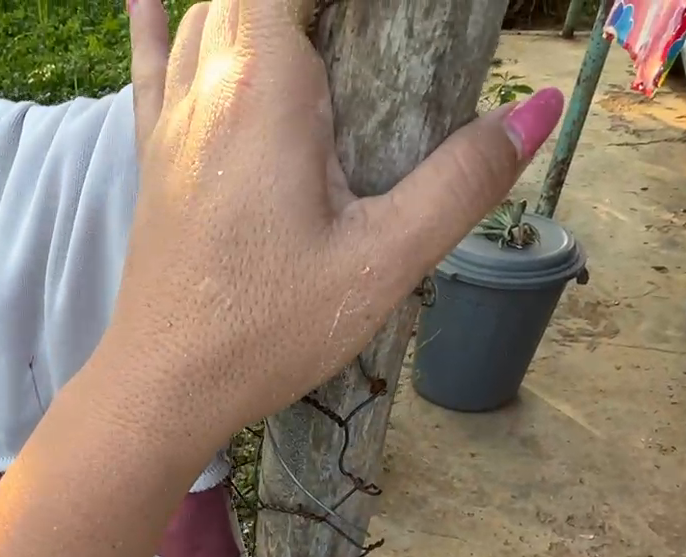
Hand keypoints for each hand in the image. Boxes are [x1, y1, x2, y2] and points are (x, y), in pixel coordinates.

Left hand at [101, 0, 561, 444]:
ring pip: (205, 20)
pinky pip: (149, 73)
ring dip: (255, 6)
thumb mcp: (379, 265)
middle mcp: (208, 90)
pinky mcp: (152, 166)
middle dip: (315, 4)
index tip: (396, 27)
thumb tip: (535, 111)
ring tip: (314, 30)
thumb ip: (461, 183)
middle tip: (370, 41)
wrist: (162, 388)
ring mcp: (169, 128)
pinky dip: (156, 26)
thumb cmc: (264, 334)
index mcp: (265, 93)